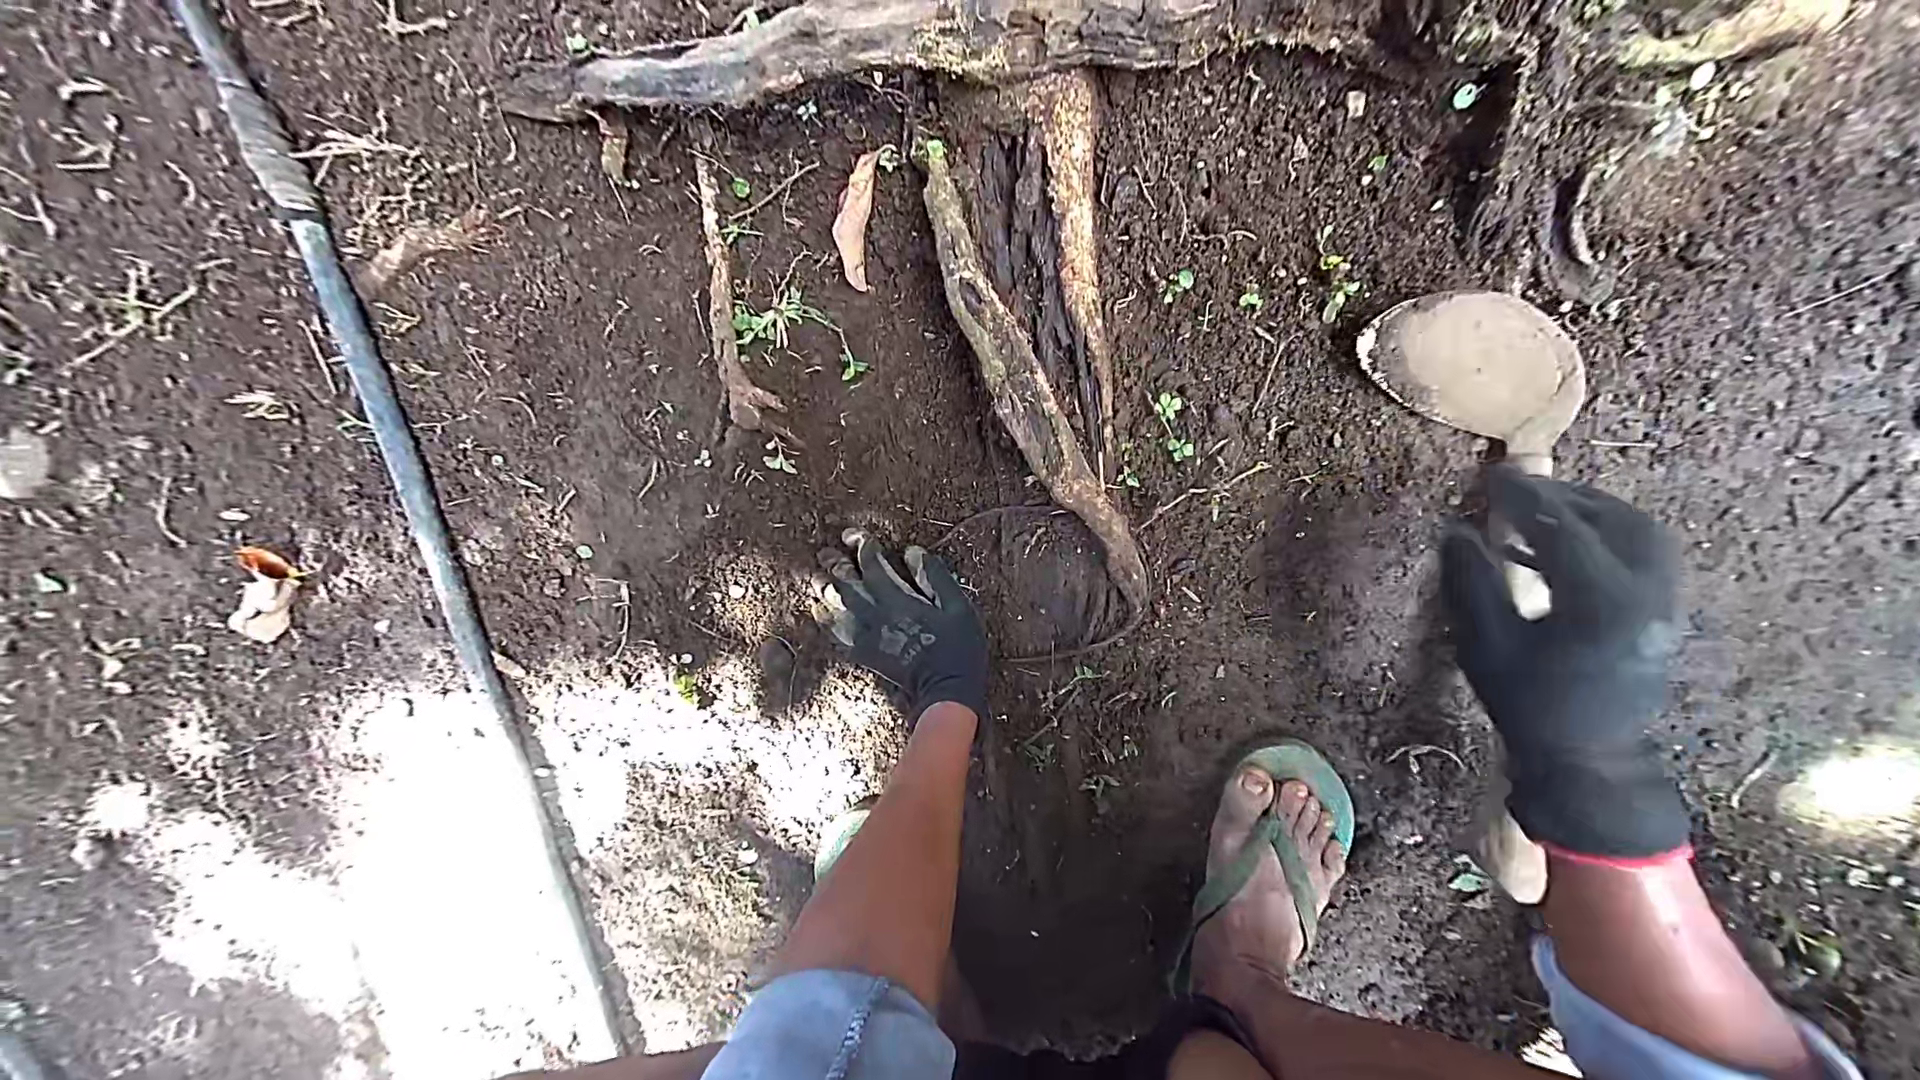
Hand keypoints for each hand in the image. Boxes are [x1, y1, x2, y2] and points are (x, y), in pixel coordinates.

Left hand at [817, 530, 988, 725]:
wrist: (944, 692)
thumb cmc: (957, 647)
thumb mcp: (958, 607)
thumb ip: (934, 577)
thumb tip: (912, 552)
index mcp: (898, 599)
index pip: (871, 564)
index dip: (861, 545)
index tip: (855, 535)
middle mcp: (875, 614)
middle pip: (845, 582)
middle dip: (835, 563)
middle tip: (826, 551)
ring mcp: (865, 635)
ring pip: (835, 605)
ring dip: (825, 587)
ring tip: (817, 575)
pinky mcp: (863, 652)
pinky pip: (836, 631)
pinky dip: (825, 618)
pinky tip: (821, 610)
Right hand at [1441, 466, 1688, 860]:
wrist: (1586, 753)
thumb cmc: (1526, 701)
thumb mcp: (1485, 643)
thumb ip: (1472, 582)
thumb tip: (1455, 531)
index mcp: (1602, 604)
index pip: (1566, 530)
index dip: (1526, 500)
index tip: (1493, 479)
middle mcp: (1648, 597)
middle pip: (1619, 521)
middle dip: (1567, 497)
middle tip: (1519, 487)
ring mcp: (1665, 605)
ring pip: (1642, 534)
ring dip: (1591, 512)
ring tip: (1541, 508)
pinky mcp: (1663, 613)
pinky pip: (1643, 555)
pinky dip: (1604, 536)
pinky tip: (1557, 545)